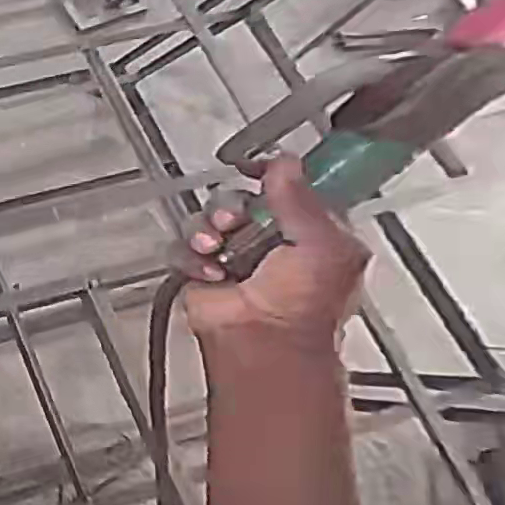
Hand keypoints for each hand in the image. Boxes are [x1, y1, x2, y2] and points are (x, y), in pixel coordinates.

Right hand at [179, 156, 368, 361]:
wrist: (263, 342)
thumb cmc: (305, 307)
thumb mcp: (323, 247)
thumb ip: (302, 202)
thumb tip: (284, 162)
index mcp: (306, 231)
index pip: (284, 187)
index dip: (268, 173)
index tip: (253, 167)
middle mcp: (266, 239)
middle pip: (234, 199)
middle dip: (228, 207)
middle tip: (231, 220)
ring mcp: (231, 254)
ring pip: (203, 219)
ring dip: (205, 231)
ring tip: (214, 249)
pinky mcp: (198, 269)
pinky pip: (180, 246)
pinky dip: (190, 257)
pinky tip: (208, 272)